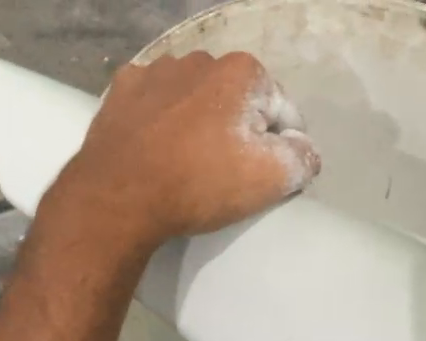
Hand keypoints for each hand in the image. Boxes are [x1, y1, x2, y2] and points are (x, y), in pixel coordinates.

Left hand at [53, 52, 319, 251]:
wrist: (119, 195)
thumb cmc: (200, 185)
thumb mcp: (270, 180)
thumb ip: (303, 159)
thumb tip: (306, 150)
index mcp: (242, 72)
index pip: (282, 114)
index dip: (282, 150)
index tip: (264, 178)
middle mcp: (201, 58)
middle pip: (239, 103)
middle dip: (241, 134)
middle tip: (227, 176)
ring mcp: (157, 69)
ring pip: (198, 101)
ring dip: (203, 127)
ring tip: (191, 167)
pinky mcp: (124, 89)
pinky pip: (159, 104)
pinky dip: (166, 124)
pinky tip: (161, 152)